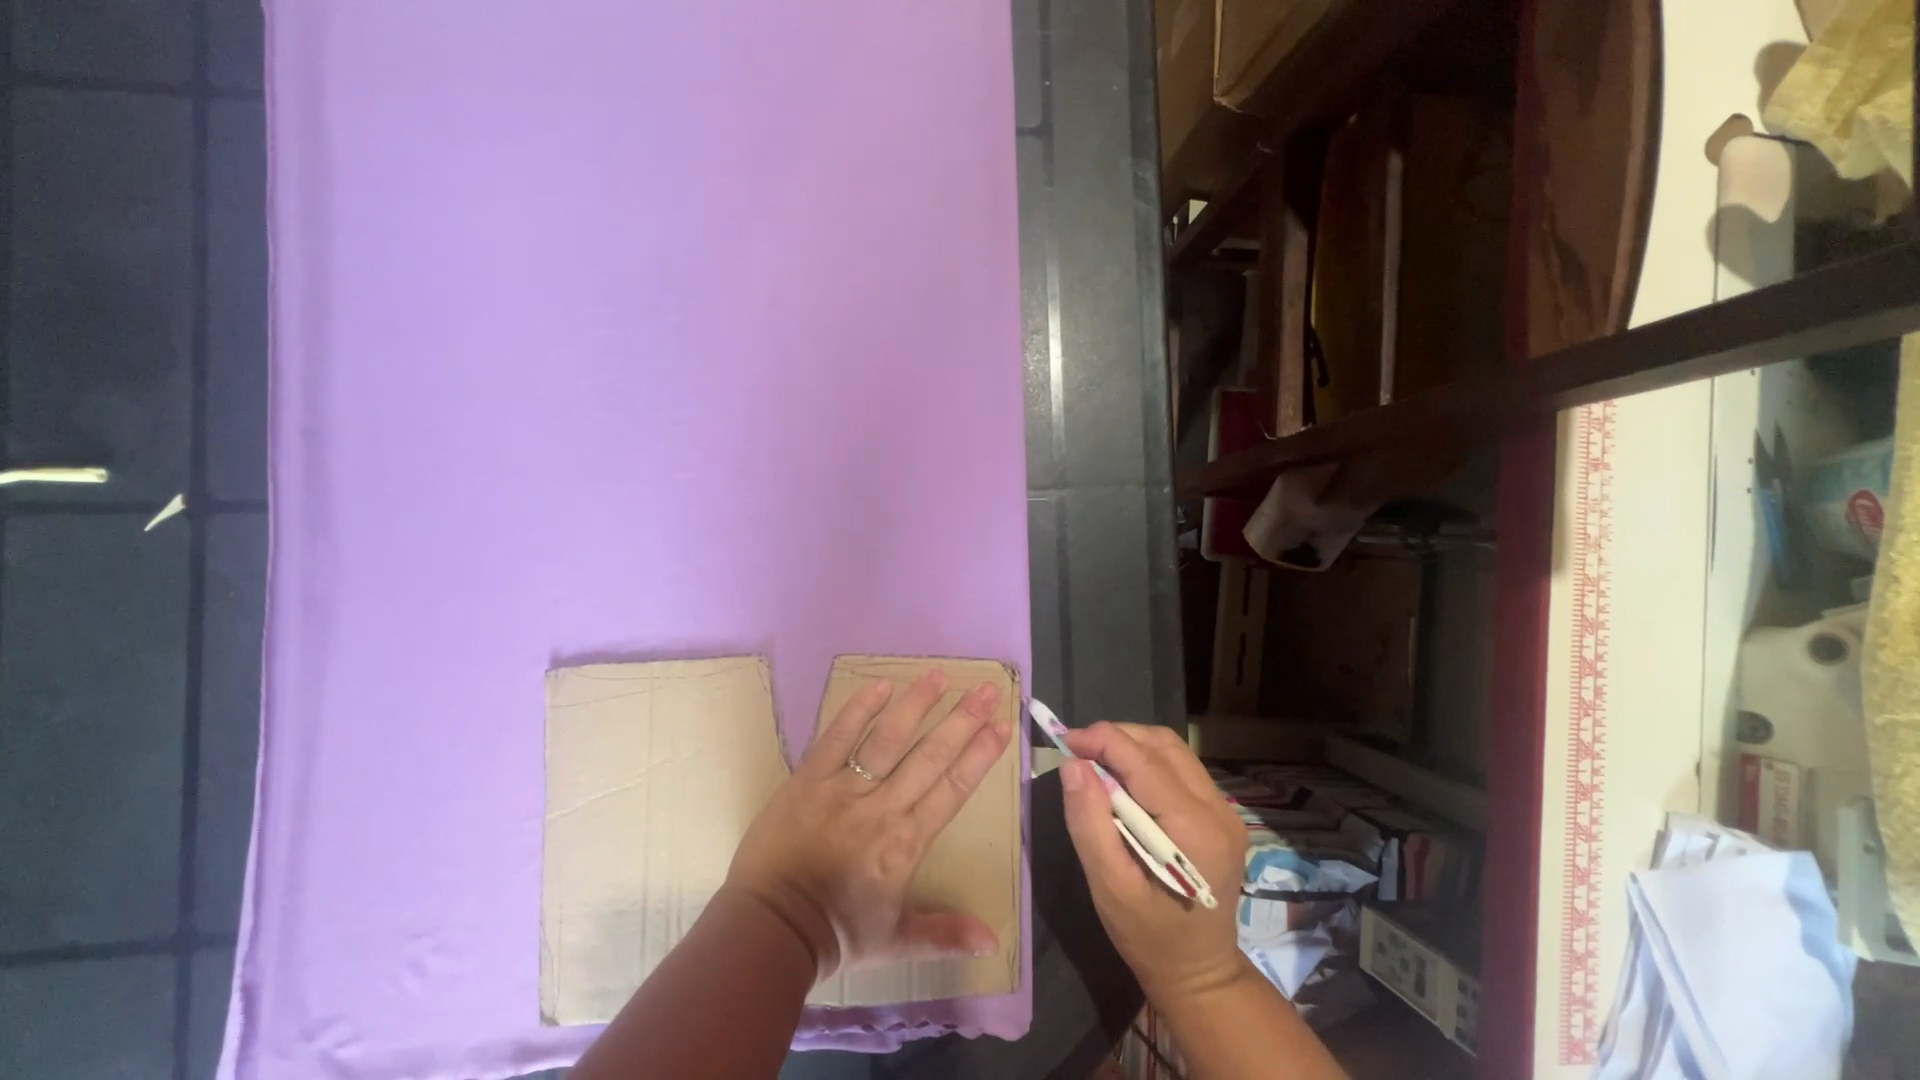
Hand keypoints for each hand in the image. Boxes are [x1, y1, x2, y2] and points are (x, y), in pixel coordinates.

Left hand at [725, 671, 1012, 980]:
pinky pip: (836, 738)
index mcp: (907, 842)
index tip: (1001, 726)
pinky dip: (858, 710)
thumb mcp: (895, 939)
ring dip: (916, 706)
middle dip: (962, 721)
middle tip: (988, 689)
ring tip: (940, 676)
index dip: (979, 756)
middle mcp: (883, 808)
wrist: (771, 928)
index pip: (952, 790)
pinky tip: (880, 685)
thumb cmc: (835, 933)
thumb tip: (993, 941)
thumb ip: (944, 933)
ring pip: (888, 740)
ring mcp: (844, 789)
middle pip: (930, 757)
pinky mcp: (808, 779)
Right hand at [1060, 722, 1249, 1001]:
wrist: (1199, 973)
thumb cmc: (1150, 938)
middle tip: (1076, 753)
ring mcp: (1225, 811)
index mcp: (1195, 829)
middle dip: (1116, 738)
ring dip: (1132, 747)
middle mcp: (1219, 810)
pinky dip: (1146, 764)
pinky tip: (1121, 784)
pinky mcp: (1221, 816)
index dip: (1103, 740)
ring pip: (1174, 752)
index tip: (1064, 740)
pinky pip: (1181, 771)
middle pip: (1164, 745)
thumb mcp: (1110, 888)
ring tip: (1095, 764)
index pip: (1145, 761)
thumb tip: (1073, 766)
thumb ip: (1090, 824)